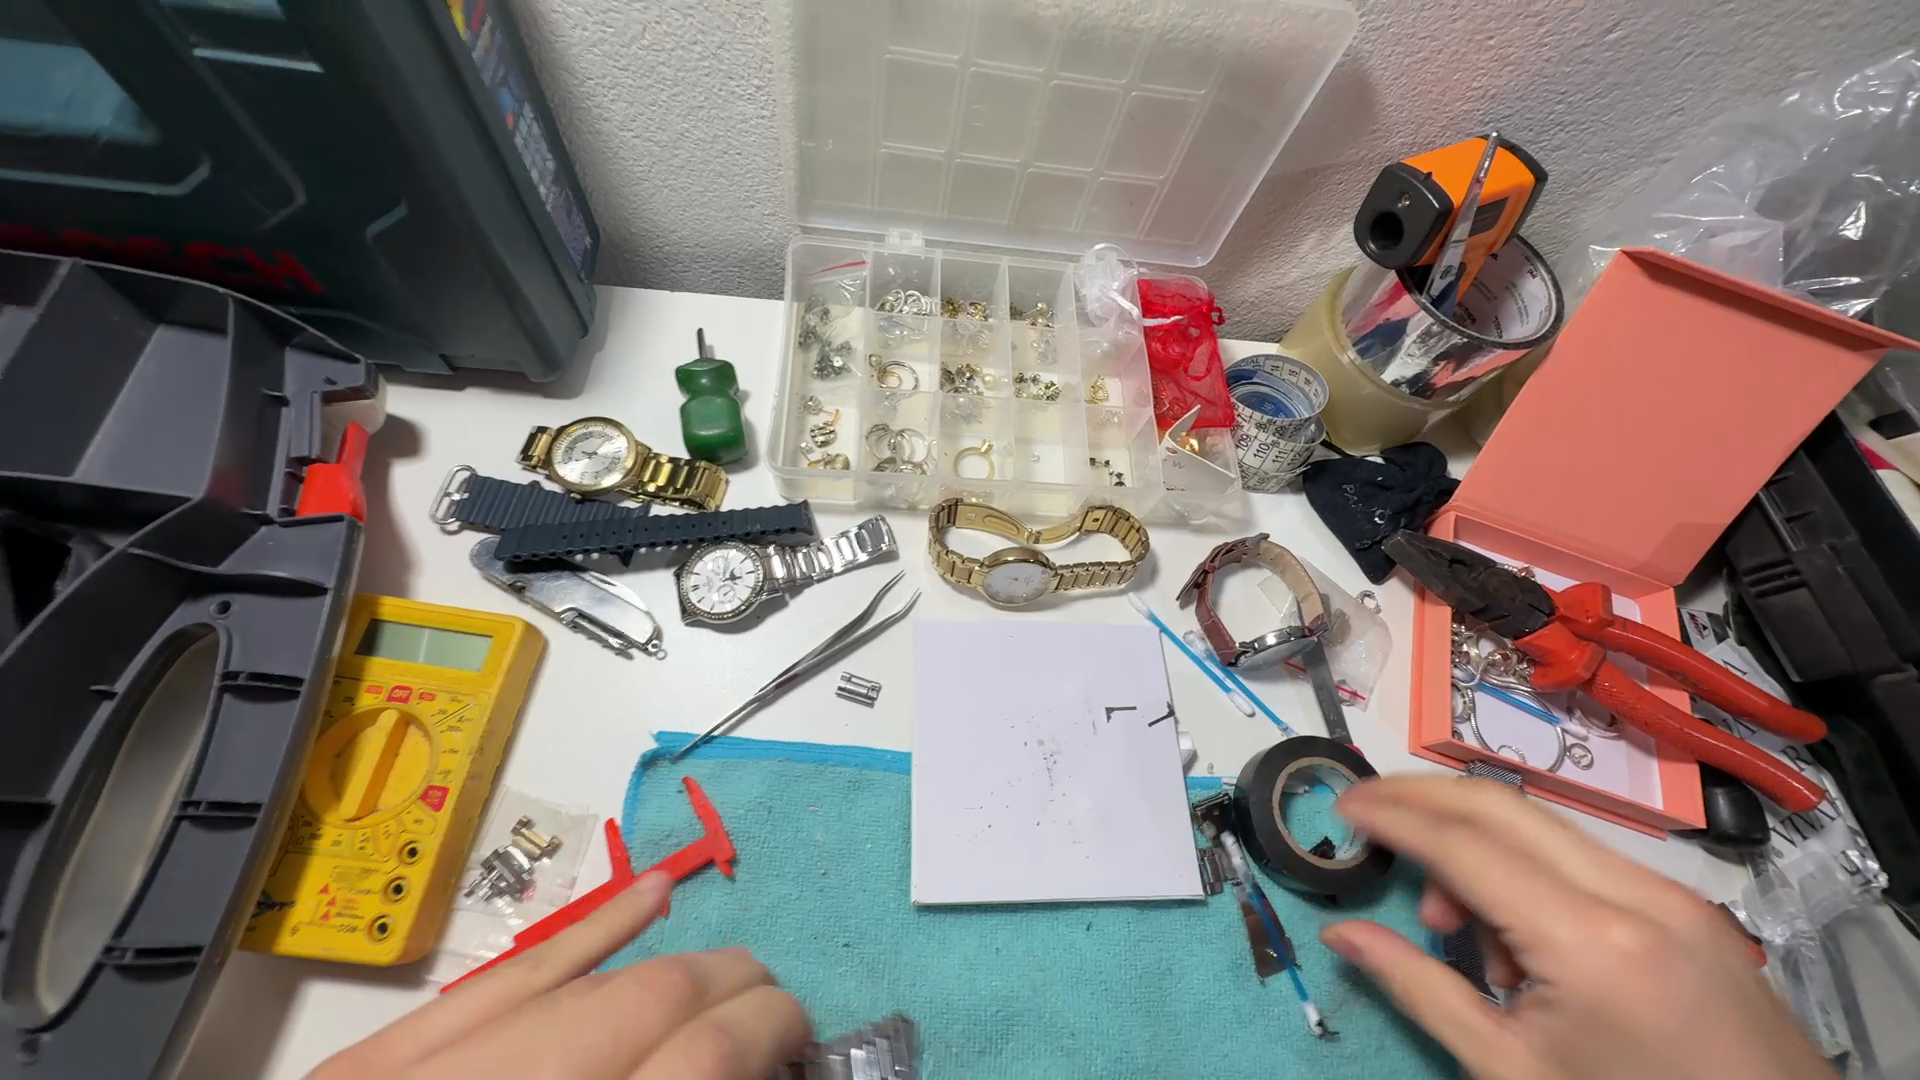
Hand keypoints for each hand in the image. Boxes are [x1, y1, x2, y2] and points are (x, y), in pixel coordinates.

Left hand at [313, 872, 809, 1078]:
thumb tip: (750, 1073)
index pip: (704, 1057)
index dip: (772, 1029)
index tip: (801, 1034)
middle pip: (658, 1001)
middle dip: (741, 992)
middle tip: (778, 1013)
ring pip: (594, 981)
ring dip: (683, 966)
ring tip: (736, 973)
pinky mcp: (369, 1068)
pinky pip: (506, 973)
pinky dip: (590, 932)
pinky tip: (651, 896)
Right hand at [1322, 776, 1826, 1079]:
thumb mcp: (1511, 1072)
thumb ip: (1418, 989)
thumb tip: (1340, 934)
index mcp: (1592, 942)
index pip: (1463, 844)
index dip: (1391, 815)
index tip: (1341, 802)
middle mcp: (1639, 896)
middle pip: (1501, 805)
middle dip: (1422, 797)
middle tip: (1367, 811)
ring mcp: (1674, 898)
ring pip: (1540, 826)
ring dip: (1472, 843)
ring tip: (1454, 925)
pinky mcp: (1690, 911)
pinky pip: (1580, 859)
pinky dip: (1523, 869)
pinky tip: (1515, 935)